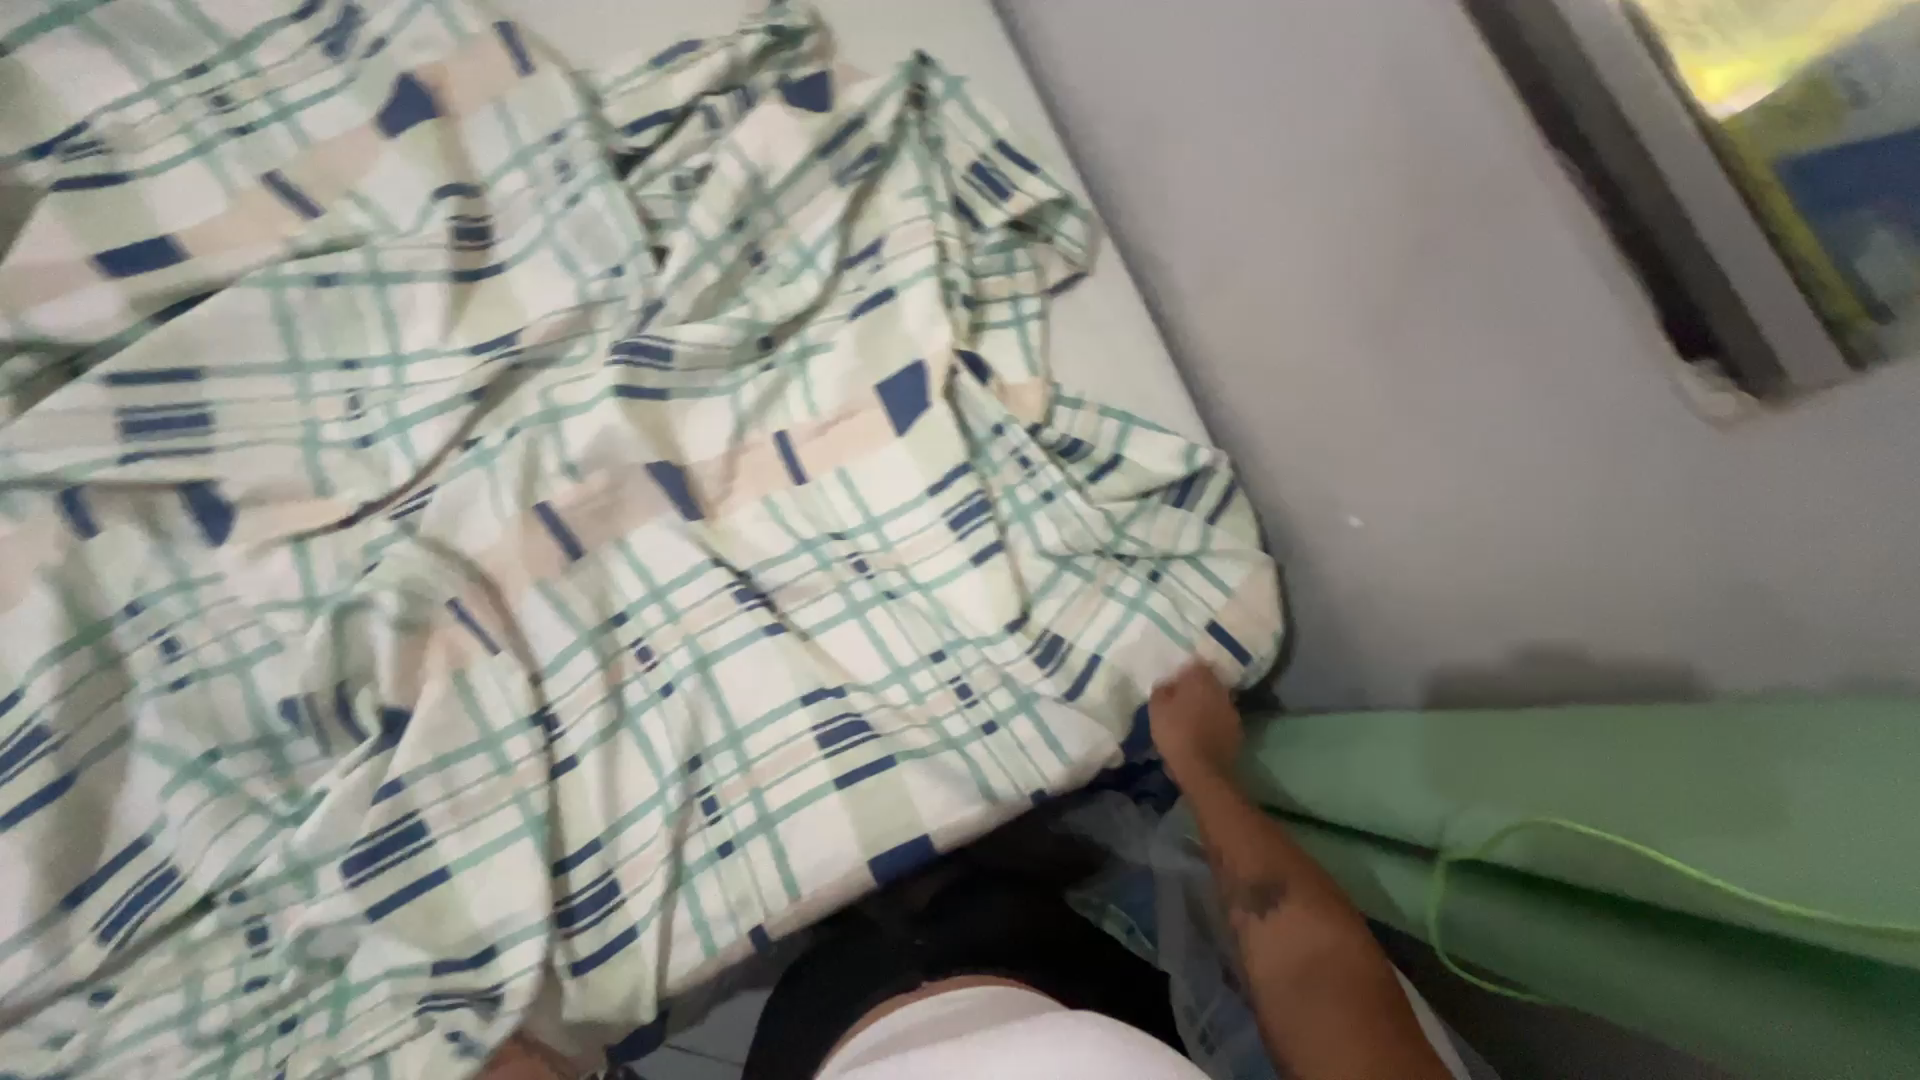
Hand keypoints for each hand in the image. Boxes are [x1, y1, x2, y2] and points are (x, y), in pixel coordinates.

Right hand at [1149, 660, 1242, 790]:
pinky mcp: (1237, 730)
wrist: (1202, 769)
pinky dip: (1214, 722)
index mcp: (1201, 680)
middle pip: (1209, 682)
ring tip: (1192, 716)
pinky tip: (1202, 732)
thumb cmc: (1175, 733)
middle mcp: (1221, 690)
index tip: (1175, 681)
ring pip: (1217, 700)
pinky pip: (1222, 719)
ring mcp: (1232, 710)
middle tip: (1181, 698)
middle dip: (1197, 688)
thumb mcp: (1156, 709)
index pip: (1196, 664)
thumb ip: (1162, 690)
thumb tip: (1168, 684)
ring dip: (1207, 705)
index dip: (1185, 671)